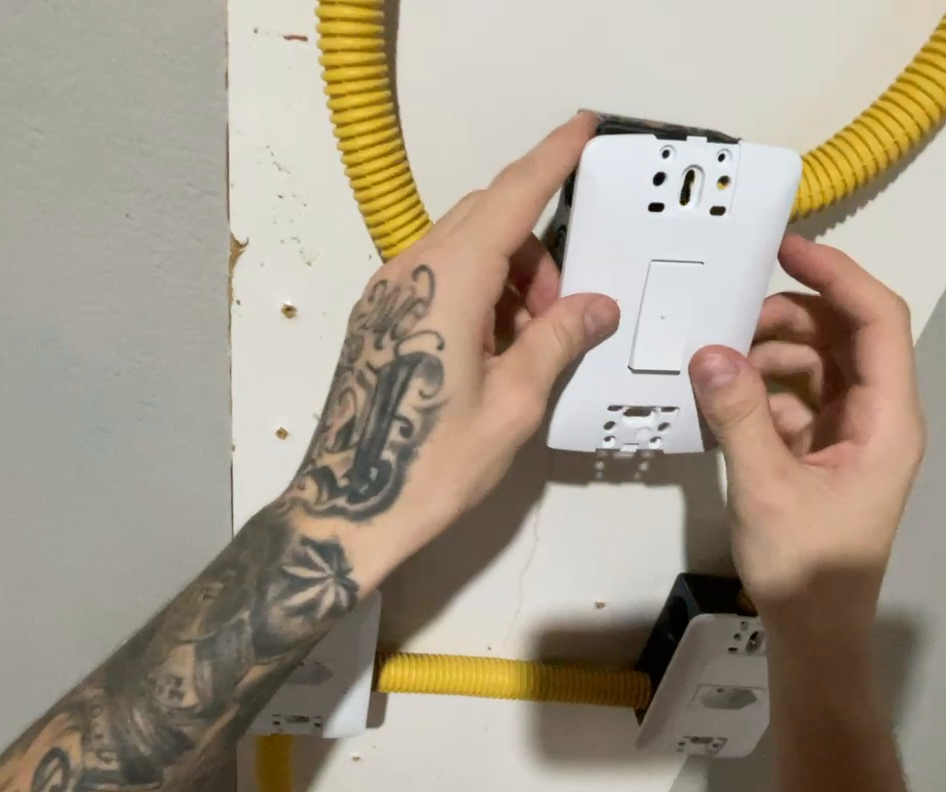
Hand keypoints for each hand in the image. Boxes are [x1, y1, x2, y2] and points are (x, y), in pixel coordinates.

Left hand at [280, 113, 620, 585]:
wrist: (350, 509)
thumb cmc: (432, 462)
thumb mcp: (512, 403)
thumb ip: (556, 341)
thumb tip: (595, 306)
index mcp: (449, 280)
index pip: (512, 197)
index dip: (552, 158)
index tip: (584, 128)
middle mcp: (409, 271)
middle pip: (486, 221)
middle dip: (536, 250)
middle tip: (564, 311)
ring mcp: (386, 295)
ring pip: (461, 250)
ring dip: (507, 277)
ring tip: (527, 345)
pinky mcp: (376, 320)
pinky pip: (437, 281)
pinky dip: (475, 296)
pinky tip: (491, 350)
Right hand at [690, 236, 924, 646]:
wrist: (814, 629)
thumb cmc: (805, 564)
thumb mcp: (766, 487)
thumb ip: (739, 416)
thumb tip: (708, 352)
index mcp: (887, 419)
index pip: (876, 323)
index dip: (837, 277)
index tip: (785, 251)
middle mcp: (875, 418)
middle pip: (843, 341)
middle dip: (789, 320)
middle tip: (729, 320)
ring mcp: (848, 438)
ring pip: (816, 371)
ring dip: (770, 358)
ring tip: (718, 365)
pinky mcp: (820, 456)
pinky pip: (794, 405)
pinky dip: (761, 395)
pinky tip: (723, 402)